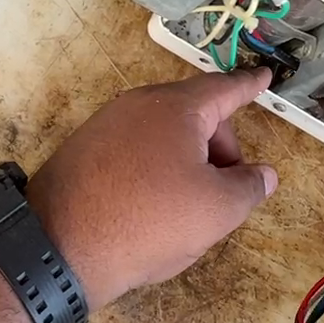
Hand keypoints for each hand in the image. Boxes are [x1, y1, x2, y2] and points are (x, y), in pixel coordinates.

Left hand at [26, 68, 277, 306]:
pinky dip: (157, 167)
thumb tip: (263, 174)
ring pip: (165, 133)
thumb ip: (248, 187)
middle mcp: (140, 103)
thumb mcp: (215, 210)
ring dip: (188, 159)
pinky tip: (152, 205)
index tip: (265, 76)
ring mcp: (107, 123)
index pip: (224, 89)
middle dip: (221, 145)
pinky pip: (137, 148)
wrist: (58, 246)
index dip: (249, 86)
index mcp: (176, 106)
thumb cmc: (148, 220)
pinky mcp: (85, 148)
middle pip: (195, 113)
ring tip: (188, 204)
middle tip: (228, 187)